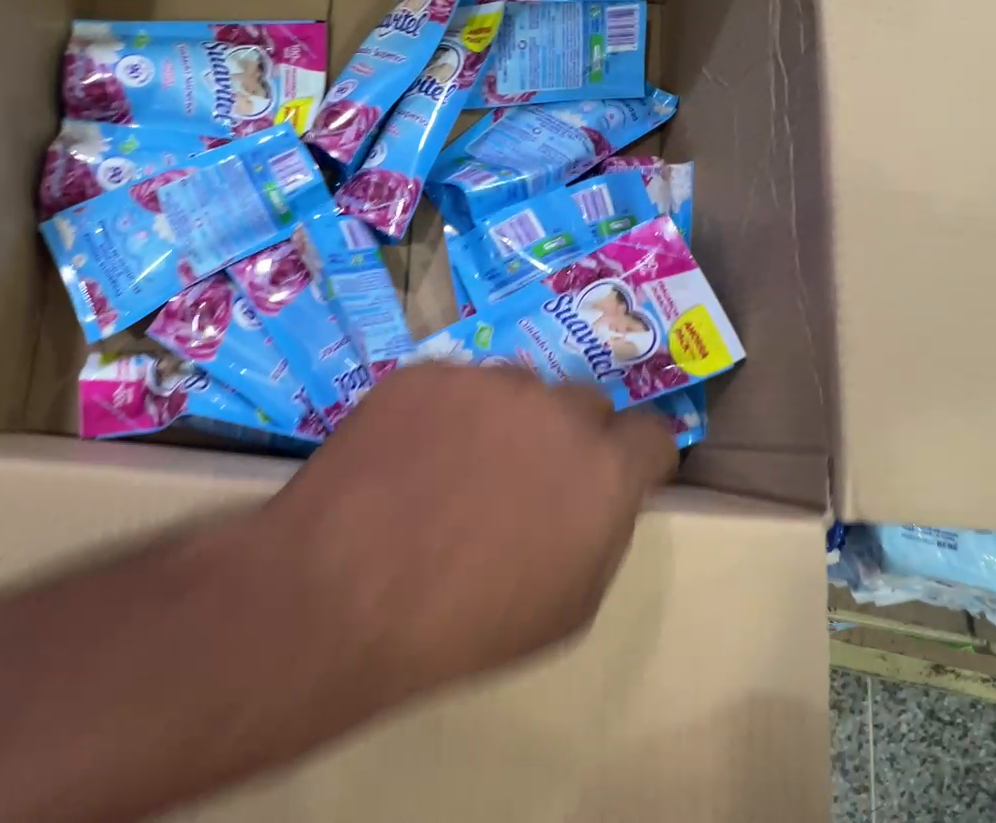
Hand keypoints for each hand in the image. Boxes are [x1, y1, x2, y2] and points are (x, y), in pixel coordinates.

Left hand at [261, 363, 676, 695]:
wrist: (345, 589)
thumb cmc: (466, 621)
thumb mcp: (569, 606)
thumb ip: (599, 533)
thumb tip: (594, 499)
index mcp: (603, 466)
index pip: (650, 435)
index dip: (633, 460)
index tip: (614, 479)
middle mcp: (550, 405)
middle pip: (581, 403)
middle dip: (568, 437)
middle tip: (523, 478)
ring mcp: (480, 381)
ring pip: (513, 388)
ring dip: (503, 419)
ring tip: (454, 466)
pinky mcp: (419, 374)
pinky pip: (450, 385)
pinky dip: (442, 412)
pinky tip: (408, 454)